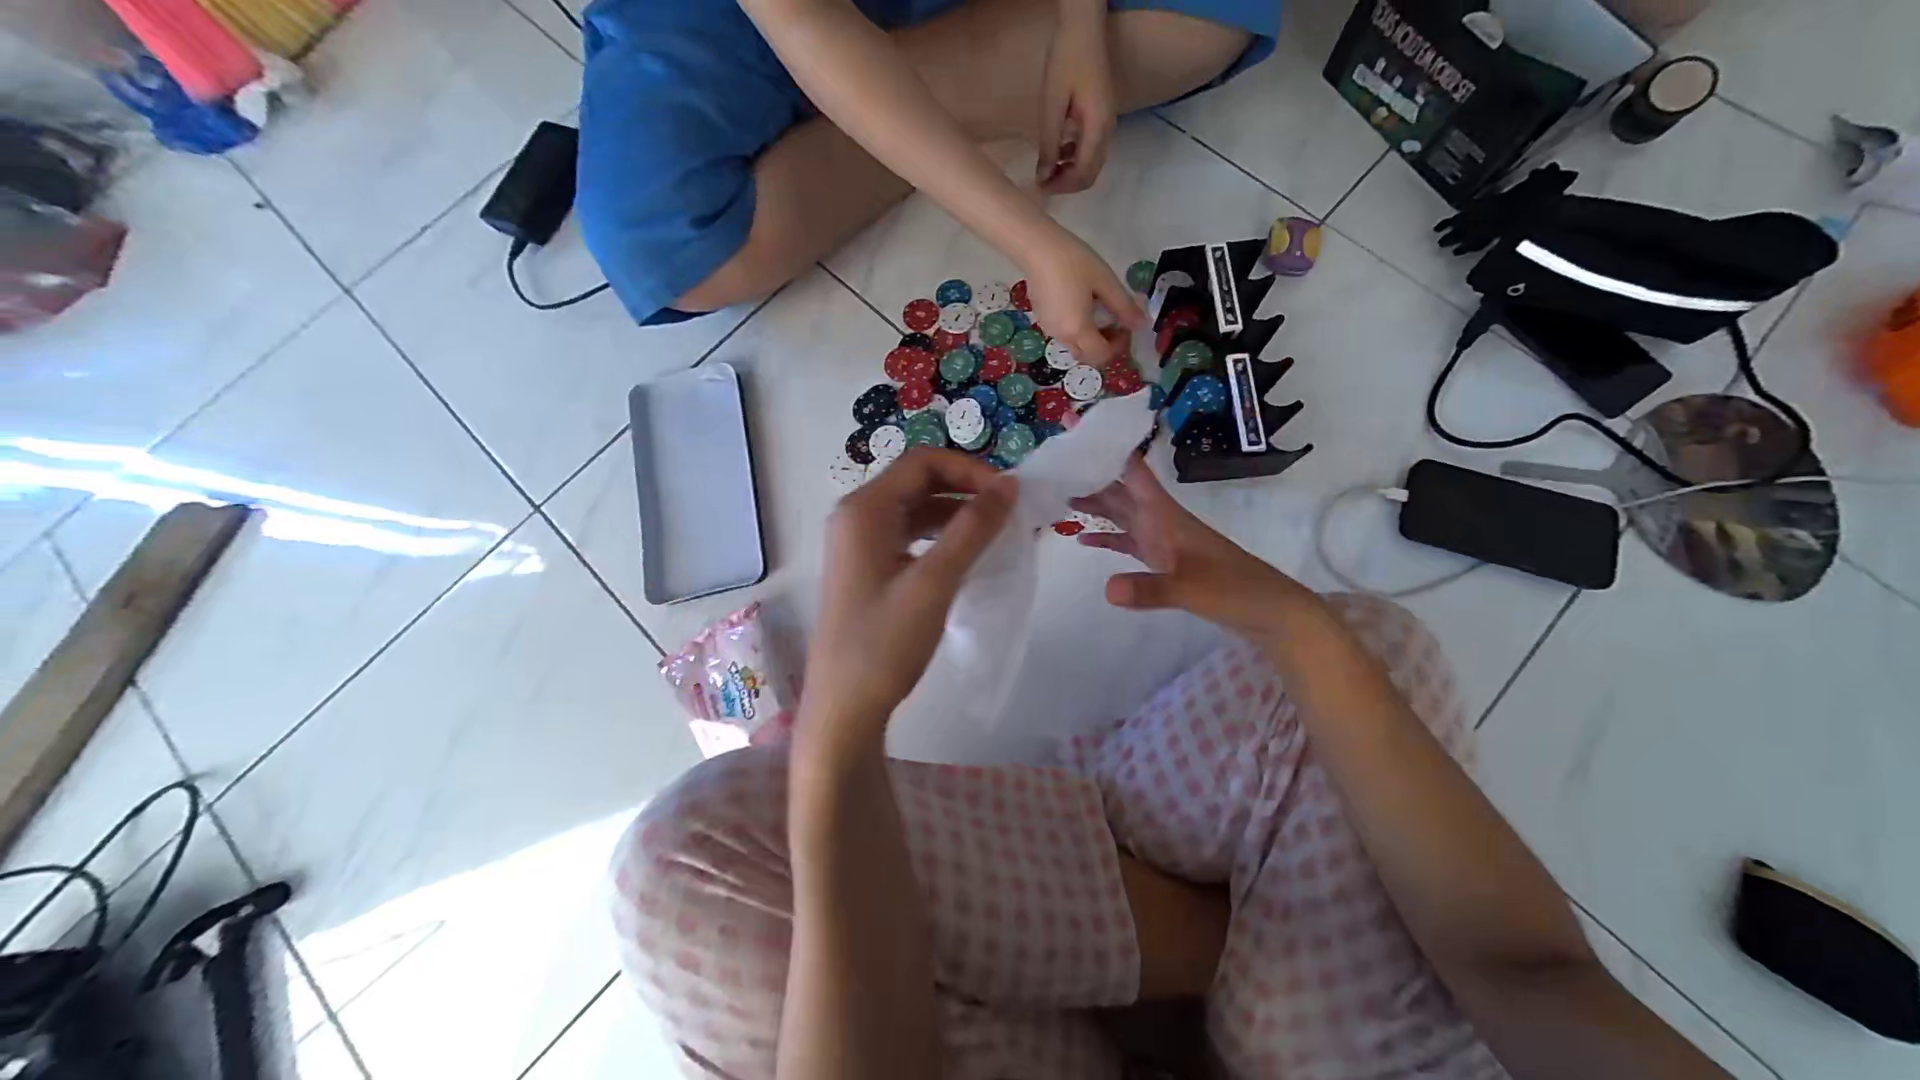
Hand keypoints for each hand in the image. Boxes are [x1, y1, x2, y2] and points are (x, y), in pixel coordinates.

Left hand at [801, 450, 1016, 758]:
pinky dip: (941, 537)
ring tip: (998, 533)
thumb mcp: (934, 582)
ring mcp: (859, 544)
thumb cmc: (884, 643)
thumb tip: (1009, 484)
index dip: (970, 470)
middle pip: (918, 481)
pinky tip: (968, 556)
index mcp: (863, 509)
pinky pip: (909, 536)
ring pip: (915, 510)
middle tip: (1009, 512)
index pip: (923, 462)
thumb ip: (973, 529)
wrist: (845, 707)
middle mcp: (855, 517)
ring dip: (957, 514)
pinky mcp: (867, 568)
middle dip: (966, 490)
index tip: (1008, 495)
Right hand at [1022, 225, 1146, 368]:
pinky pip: (1064, 334)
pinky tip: (1081, 305)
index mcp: (1078, 330)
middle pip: (1087, 356)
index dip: (1118, 347)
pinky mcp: (1042, 319)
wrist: (1036, 247)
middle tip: (1115, 324)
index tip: (1126, 327)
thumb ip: (1124, 307)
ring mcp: (1049, 329)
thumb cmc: (1073, 262)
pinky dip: (1078, 330)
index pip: (1101, 355)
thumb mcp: (1105, 282)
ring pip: (1075, 346)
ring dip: (1091, 338)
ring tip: (1098, 311)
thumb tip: (1141, 325)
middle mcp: (1061, 336)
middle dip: (1104, 346)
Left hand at [1037, 10, 1115, 195]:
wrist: (1083, 28)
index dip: (1062, 186)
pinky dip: (1074, 157)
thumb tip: (1043, 178)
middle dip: (1066, 184)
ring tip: (1046, 169)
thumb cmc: (1066, 61)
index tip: (1040, 187)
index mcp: (1098, 127)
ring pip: (1091, 164)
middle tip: (1042, 183)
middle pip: (1090, 174)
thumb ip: (1049, 145)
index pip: (1083, 174)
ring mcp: (1108, 123)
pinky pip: (1091, 149)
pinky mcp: (1102, 117)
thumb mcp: (1052, 106)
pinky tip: (1058, 151)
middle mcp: (1108, 130)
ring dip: (1070, 172)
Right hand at [1071, 455, 1323, 638]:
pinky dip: (1105, 537)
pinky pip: (1125, 541)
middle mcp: (1159, 520)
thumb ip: (1149, 590)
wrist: (1269, 611)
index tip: (1076, 426)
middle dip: (1088, 472)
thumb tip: (1107, 590)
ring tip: (1058, 494)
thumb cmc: (1235, 589)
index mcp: (1164, 514)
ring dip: (1093, 502)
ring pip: (1119, 512)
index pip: (1131, 470)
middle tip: (1053, 460)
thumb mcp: (1191, 589)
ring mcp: (1160, 540)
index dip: (1105, 446)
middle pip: (1118, 488)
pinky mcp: (1161, 561)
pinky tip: (1082, 536)